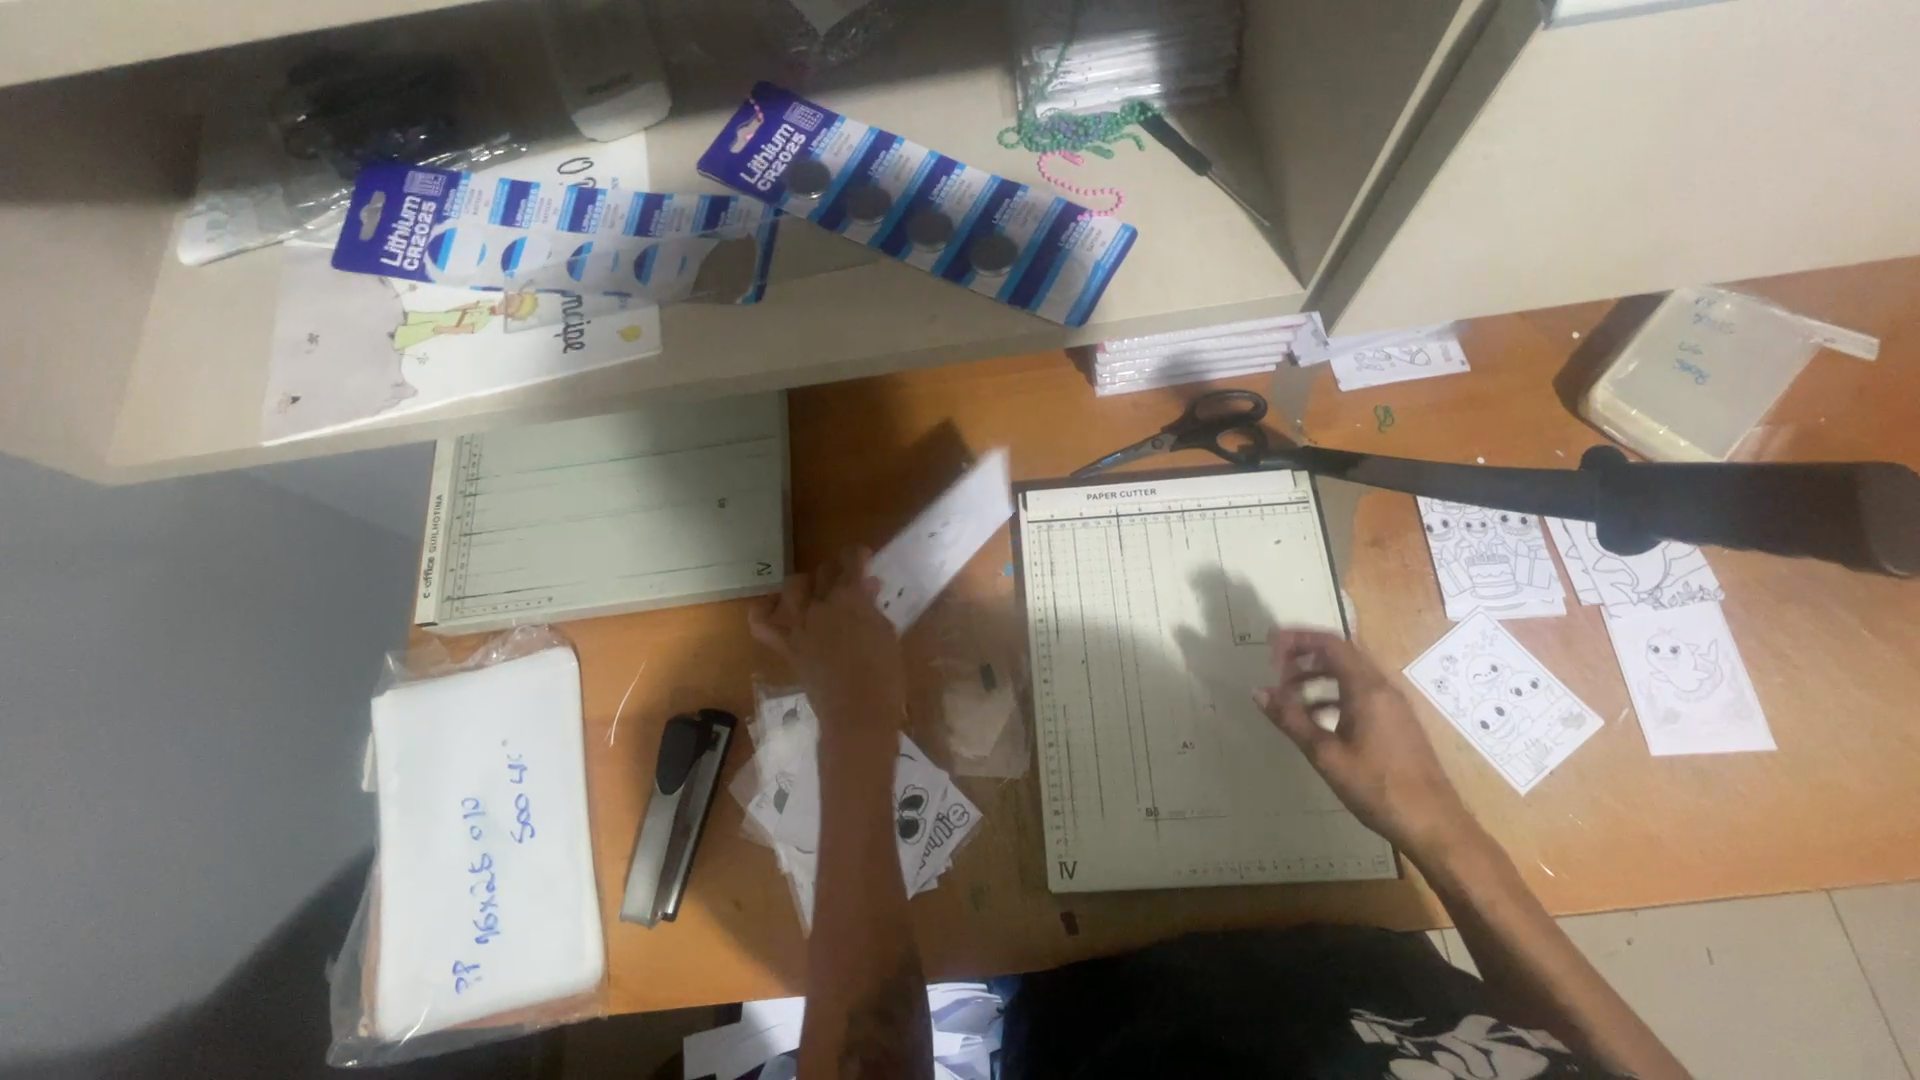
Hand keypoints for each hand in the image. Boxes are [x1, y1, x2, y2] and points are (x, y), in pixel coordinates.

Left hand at [748, 548, 906, 753]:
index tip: (863, 558)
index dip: (856, 555)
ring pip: (793, 587)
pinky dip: (765, 611)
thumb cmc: (884, 676)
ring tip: (816, 592)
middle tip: (847, 582)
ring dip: (806, 584)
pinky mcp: (788, 647)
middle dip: (836, 571)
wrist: (858, 714)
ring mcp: (800, 625)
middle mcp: (821, 605)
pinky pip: (763, 624)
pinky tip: (776, 607)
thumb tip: (866, 588)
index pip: (849, 561)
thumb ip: (872, 608)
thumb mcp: (886, 635)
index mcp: (851, 598)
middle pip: (822, 572)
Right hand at [1254, 627, 1477, 859]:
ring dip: (1317, 675)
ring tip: (1289, 694)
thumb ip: (1291, 718)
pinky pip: (1360, 693)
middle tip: (1275, 670)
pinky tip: (1316, 717)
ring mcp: (1393, 705)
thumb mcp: (1325, 754)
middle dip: (1305, 655)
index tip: (1269, 648)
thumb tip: (1259, 691)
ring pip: (1350, 674)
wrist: (1433, 824)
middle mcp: (1383, 688)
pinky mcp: (1396, 723)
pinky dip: (1333, 693)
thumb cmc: (1376, 787)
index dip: (1297, 640)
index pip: (1330, 644)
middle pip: (1341, 653)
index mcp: (1367, 689)